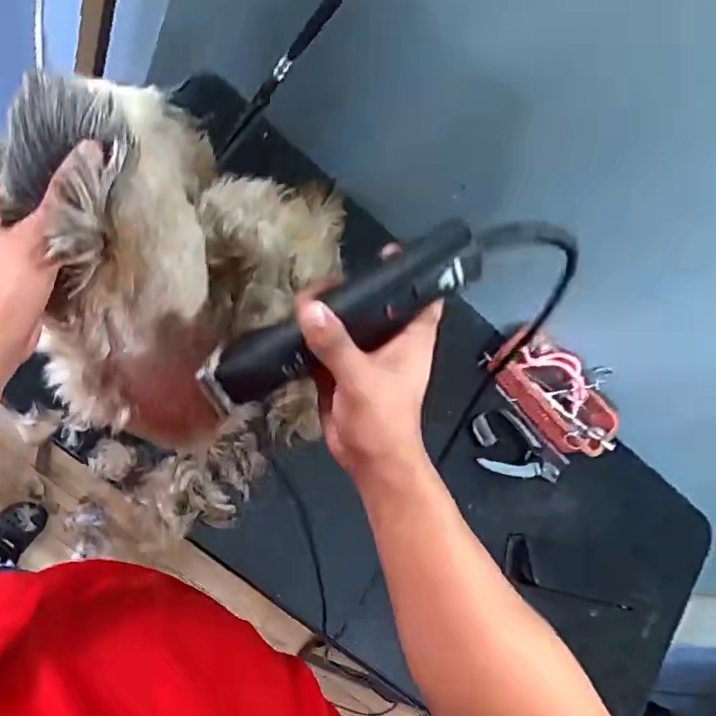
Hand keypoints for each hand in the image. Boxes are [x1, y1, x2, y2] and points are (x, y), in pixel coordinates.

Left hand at [0, 142, 97, 382]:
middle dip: (68, 195)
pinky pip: (52, 250)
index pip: (26, 169)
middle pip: (39, 198)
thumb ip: (62, 197)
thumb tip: (89, 150)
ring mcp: (12, 248)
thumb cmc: (7, 288)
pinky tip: (95, 239)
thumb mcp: (36, 238)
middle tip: (105, 181)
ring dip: (72, 224)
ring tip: (106, 204)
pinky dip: (69, 248)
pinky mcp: (27, 271)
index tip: (91, 155)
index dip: (57, 161)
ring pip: (48, 226)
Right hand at [296, 270, 441, 484]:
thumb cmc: (383, 419)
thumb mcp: (360, 377)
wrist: (369, 462)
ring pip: (346, 328)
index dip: (410, 272)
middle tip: (329, 277)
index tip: (387, 253)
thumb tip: (309, 308)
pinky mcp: (339, 375)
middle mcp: (389, 344)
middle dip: (355, 291)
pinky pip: (324, 350)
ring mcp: (362, 359)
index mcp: (411, 338)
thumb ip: (334, 343)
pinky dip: (311, 340)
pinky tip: (293, 326)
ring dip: (328, 316)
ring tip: (305, 297)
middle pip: (376, 306)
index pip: (421, 295)